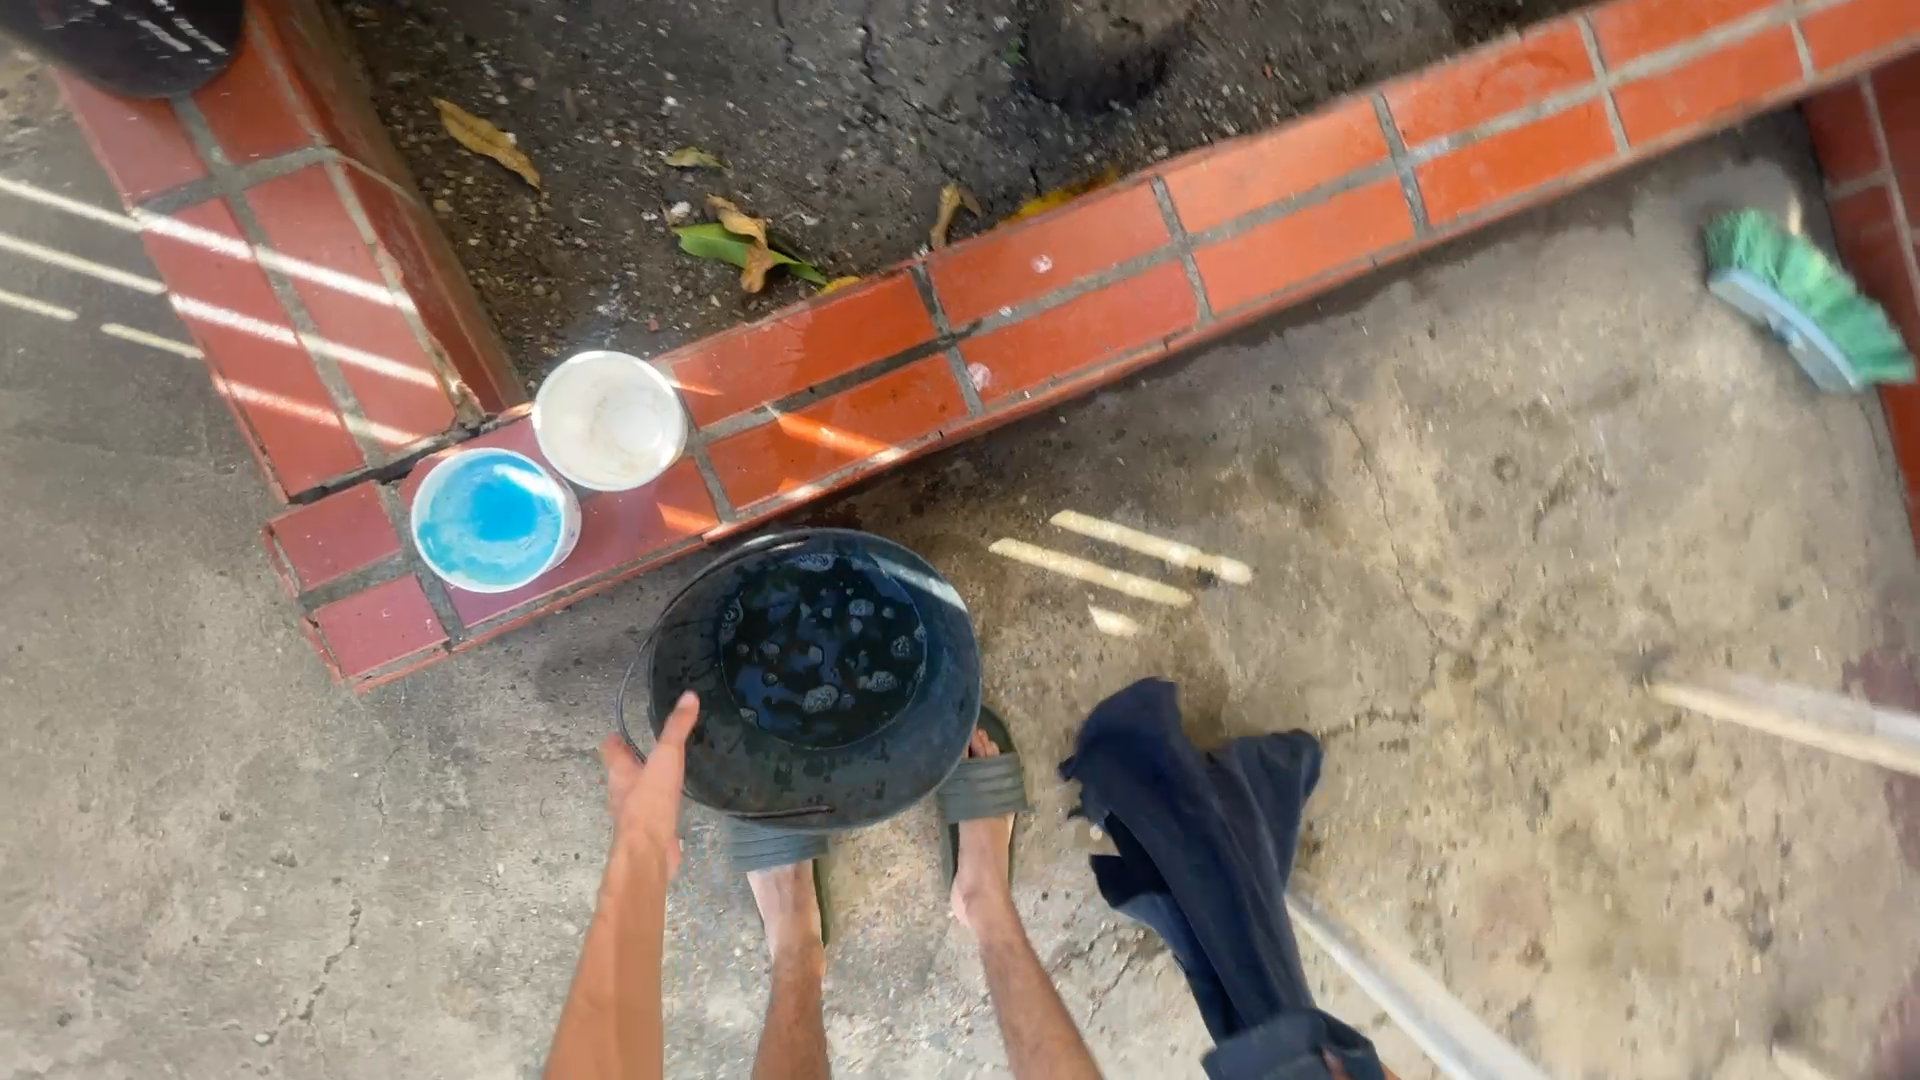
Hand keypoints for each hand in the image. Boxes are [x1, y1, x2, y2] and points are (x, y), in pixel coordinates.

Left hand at [600, 690, 699, 878]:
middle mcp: (622, 792)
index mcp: (620, 772)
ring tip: (664, 772)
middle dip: (631, 760)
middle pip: (622, 772)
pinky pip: (653, 811)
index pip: (612, 749)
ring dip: (646, 782)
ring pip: (636, 792)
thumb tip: (689, 696)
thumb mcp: (666, 757)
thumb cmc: (651, 801)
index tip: (621, 730)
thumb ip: (677, 728)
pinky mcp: (649, 830)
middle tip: (647, 748)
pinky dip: (660, 803)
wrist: (649, 851)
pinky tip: (674, 802)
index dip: (616, 739)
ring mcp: (634, 814)